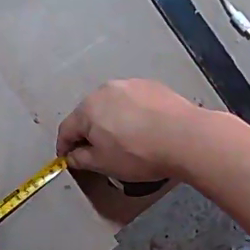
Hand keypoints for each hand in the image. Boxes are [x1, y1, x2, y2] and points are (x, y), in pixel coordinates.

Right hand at [57, 79, 207, 182]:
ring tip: (124, 140)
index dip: (64, 147)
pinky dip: (132, 114)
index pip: (66, 129)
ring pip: (111, 105)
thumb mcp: (104, 164)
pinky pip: (133, 101)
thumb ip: (81, 159)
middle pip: (88, 114)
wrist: (185, 137)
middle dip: (88, 132)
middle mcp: (104, 91)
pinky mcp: (151, 86)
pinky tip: (143, 129)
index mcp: (87, 110)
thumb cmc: (140, 153)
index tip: (67, 158)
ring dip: (111, 121)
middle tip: (97, 152)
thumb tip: (72, 156)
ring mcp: (129, 85)